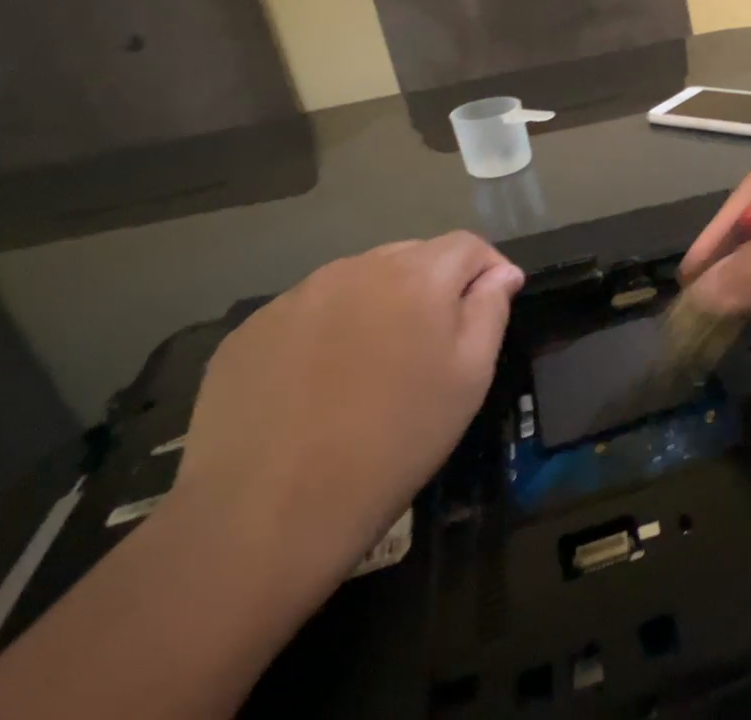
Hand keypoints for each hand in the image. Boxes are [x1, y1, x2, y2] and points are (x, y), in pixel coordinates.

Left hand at [167, 232, 522, 581]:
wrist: (274, 505)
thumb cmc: (397, 441)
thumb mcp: (470, 378)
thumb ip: (490, 311)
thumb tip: (501, 274)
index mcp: (415, 277)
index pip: (465, 245)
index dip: (489, 268)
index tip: (496, 303)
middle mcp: (353, 270)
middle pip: (409, 256)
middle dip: (434, 284)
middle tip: (436, 341)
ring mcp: (294, 297)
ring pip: (356, 281)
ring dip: (380, 305)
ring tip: (377, 364)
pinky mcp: (250, 330)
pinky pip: (308, 312)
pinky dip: (329, 330)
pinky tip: (323, 384)